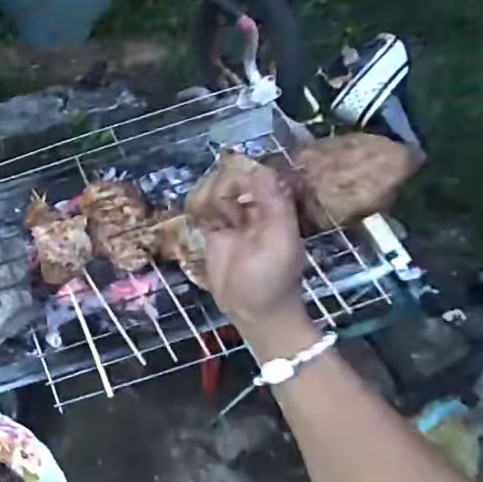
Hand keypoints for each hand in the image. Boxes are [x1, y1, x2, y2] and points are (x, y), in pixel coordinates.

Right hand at [187, 156, 316, 357]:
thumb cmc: (272, 278)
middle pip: (236, 179)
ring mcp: (233, 222)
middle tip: (225, 207)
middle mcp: (254, 210)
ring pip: (218, 191)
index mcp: (276, 208)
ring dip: (212, 196)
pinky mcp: (214, 234)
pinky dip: (201, 207)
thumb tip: (261, 169)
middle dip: (226, 184)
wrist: (253, 312)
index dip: (245, 173)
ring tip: (213, 216)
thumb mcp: (281, 238)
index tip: (232, 178)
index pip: (260, 176)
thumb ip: (274, 203)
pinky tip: (201, 216)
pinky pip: (206, 210)